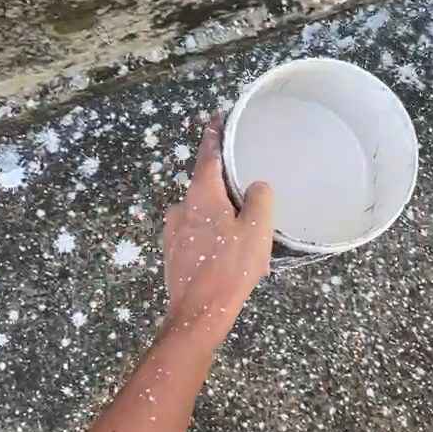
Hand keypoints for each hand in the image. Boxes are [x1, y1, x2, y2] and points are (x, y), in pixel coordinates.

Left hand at [161, 118, 274, 340]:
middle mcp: (181, 207)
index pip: (208, 154)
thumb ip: (259, 199)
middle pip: (205, 185)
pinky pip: (196, 233)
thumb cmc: (230, 269)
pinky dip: (212, 235)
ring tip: (244, 235)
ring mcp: (173, 230)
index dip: (215, 134)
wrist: (197, 314)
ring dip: (220, 216)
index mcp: (201, 195)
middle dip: (225, 186)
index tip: (217, 117)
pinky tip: (228, 254)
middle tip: (248, 193)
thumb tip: (255, 186)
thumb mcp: (257, 230)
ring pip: (201, 212)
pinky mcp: (172, 252)